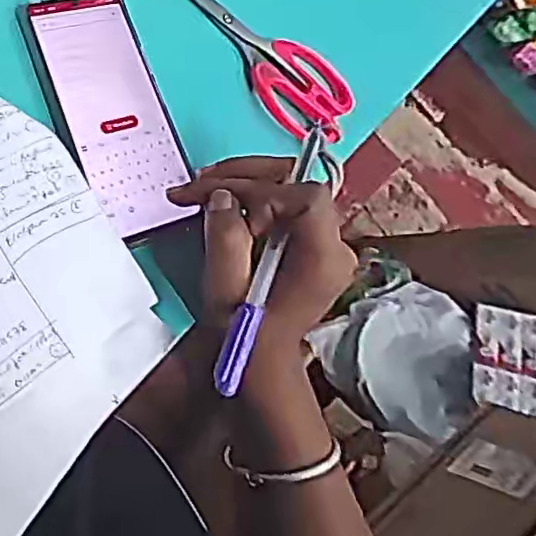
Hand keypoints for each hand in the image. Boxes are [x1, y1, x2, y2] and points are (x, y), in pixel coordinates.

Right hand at [168, 156, 355, 335]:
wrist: (259, 360)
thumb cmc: (241, 331)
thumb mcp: (224, 287)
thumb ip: (224, 237)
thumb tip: (221, 197)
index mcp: (322, 258)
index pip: (306, 196)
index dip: (262, 191)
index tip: (224, 205)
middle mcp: (334, 247)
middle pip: (299, 182)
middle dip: (247, 175)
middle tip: (202, 182)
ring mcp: (325, 244)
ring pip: (290, 188)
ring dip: (244, 182)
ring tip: (202, 190)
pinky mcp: (309, 245)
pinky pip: (284, 205)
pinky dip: (251, 198)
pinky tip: (220, 202)